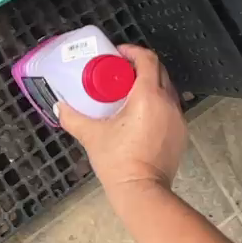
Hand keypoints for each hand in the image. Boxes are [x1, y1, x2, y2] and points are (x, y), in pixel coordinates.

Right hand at [58, 44, 185, 194]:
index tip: (118, 54)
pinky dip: (157, 104)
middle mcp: (168, 103)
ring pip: (167, 90)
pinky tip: (140, 115)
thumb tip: (60, 107)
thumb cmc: (118, 161)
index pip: (147, 60)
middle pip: (159, 71)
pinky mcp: (181, 134)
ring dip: (150, 85)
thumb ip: (72, 117)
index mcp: (148, 96)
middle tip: (119, 72)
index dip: (133, 51)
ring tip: (128, 93)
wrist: (142, 191)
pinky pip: (170, 109)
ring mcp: (178, 119)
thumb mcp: (91, 135)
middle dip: (140, 66)